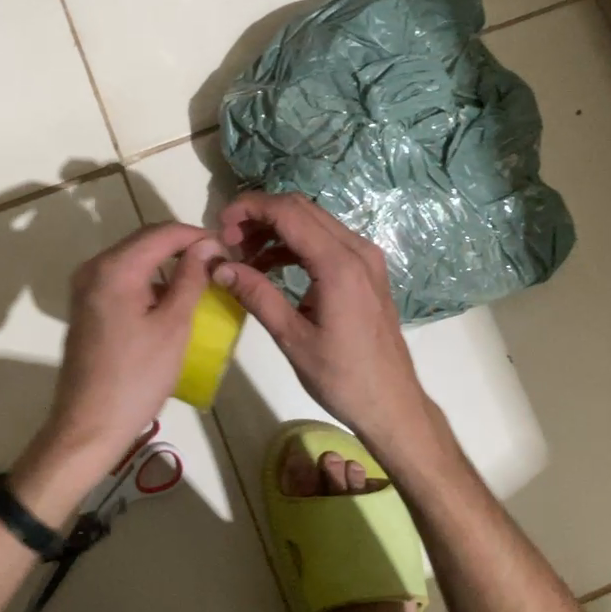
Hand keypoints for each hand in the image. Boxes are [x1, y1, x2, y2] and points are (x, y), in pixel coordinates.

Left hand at [41, 222, 222, 464]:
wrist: (88, 425)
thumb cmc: (137, 377)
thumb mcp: (173, 326)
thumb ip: (191, 278)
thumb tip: (207, 245)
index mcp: (114, 268)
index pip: (162, 232)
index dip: (196, 235)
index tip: (227, 248)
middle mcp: (93, 267)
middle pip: (144, 241)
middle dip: (181, 246)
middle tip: (217, 261)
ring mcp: (85, 286)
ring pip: (133, 258)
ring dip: (165, 262)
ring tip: (201, 277)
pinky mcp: (86, 305)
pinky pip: (121, 278)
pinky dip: (148, 280)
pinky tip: (171, 297)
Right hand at [212, 192, 427, 441]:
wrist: (392, 403)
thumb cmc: (342, 377)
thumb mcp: (292, 338)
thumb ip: (256, 295)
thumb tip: (219, 266)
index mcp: (339, 265)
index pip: (287, 212)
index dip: (249, 210)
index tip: (220, 227)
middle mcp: (357, 250)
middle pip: (300, 208)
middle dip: (258, 216)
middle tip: (228, 242)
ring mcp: (365, 258)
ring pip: (312, 221)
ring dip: (274, 229)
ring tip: (243, 256)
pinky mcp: (365, 269)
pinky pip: (324, 240)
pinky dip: (293, 243)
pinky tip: (269, 267)